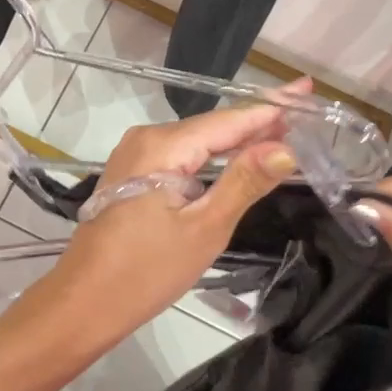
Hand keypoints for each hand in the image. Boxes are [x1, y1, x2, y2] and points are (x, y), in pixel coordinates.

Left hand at [28, 80, 307, 348]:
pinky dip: (214, 155)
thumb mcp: (204, 228)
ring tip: (285, 128)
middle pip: (214, 125)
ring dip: (239, 137)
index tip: (308, 88)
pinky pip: (182, 155)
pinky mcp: (133, 174)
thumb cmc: (145, 272)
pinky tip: (240, 155)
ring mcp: (136, 155)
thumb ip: (244, 182)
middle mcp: (147, 138)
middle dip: (260, 119)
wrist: (83, 303)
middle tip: (306, 108)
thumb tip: (285, 147)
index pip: (230, 119)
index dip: (272, 106)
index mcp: (163, 145)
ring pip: (199, 140)